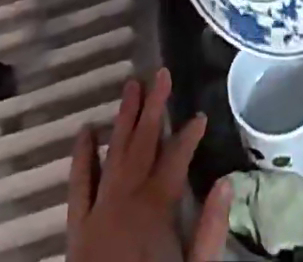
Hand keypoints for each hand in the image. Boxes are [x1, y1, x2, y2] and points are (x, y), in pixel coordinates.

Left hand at [67, 68, 232, 261]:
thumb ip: (209, 229)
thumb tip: (226, 183)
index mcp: (156, 208)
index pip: (175, 160)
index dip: (188, 135)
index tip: (198, 114)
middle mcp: (125, 197)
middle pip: (142, 142)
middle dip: (153, 107)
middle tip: (160, 72)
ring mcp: (98, 206)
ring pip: (113, 150)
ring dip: (123, 117)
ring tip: (130, 84)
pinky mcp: (77, 221)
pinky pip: (78, 179)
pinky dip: (82, 153)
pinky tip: (86, 129)